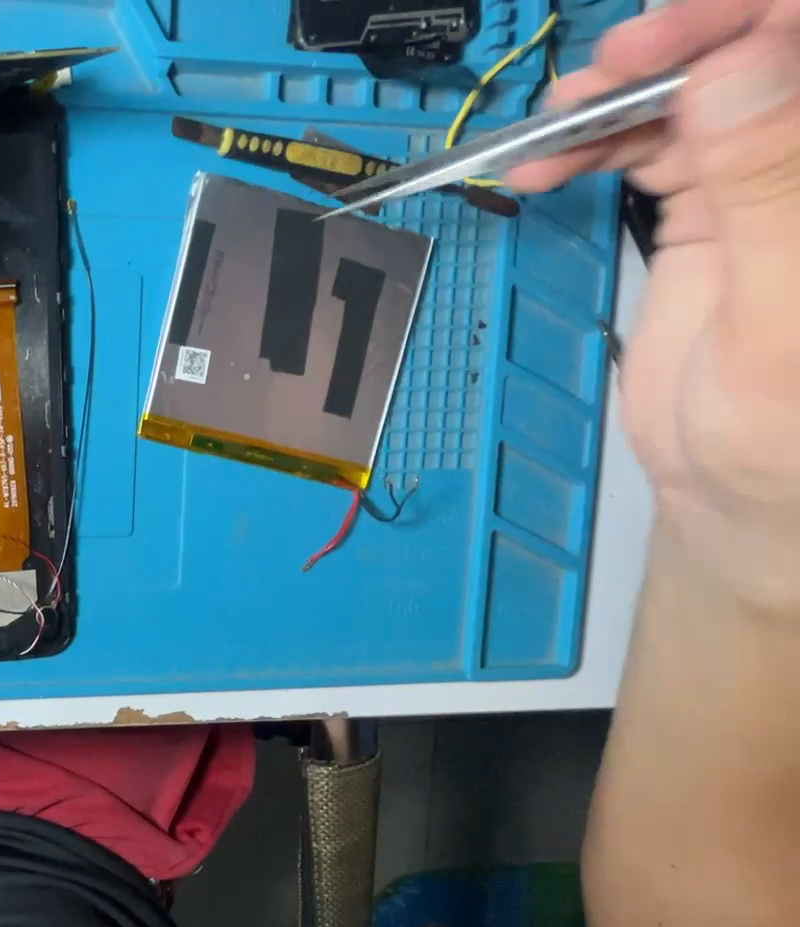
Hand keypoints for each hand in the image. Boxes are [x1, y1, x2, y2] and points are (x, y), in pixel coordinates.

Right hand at [507, 1, 799, 610]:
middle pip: (767, 52)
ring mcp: (776, 171)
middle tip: (591, 82)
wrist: (742, 486)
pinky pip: (654, 146)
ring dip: (617, 102)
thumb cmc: (787, 426)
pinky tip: (544, 169)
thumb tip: (736, 63)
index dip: (756, 17)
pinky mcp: (719, 204)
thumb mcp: (781, 313)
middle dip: (681, 48)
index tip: (660, 44)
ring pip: (704, 90)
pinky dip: (592, 149)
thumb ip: (771, 185)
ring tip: (545, 137)